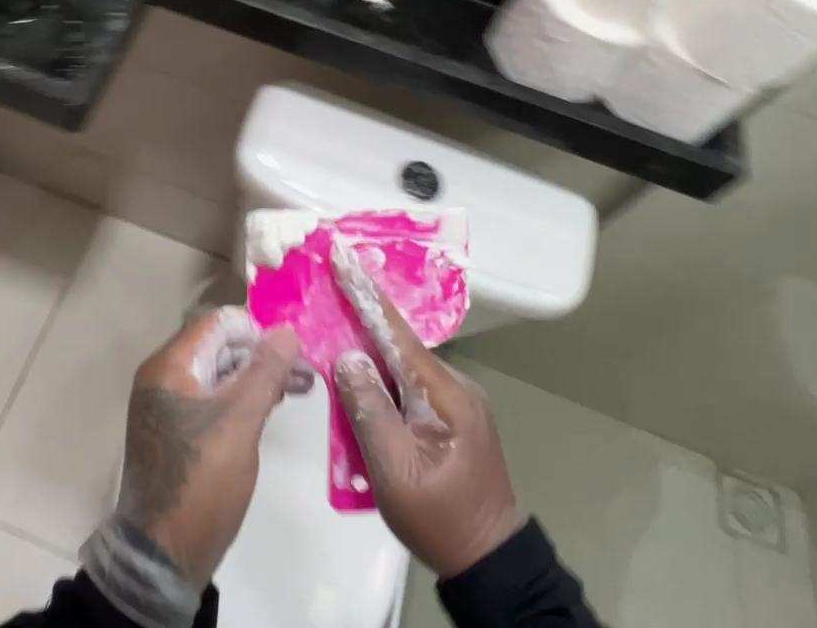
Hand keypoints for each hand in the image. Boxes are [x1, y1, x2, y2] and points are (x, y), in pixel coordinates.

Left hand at [86, 304, 303, 624]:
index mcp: (170, 366)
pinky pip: (214, 397)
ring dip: (257, 376)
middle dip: (264, 354)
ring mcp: (168, 404)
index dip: (259, 329)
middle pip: (220, 346)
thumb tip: (288, 329)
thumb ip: (265, 371)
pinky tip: (272, 405)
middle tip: (307, 372)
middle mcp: (164, 377)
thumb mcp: (240, 422)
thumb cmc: (201, 482)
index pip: (218, 323)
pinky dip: (242, 397)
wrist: (163, 554)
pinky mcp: (178, 428)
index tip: (296, 348)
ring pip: (220, 372)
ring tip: (301, 388)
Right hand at [332, 276, 522, 578]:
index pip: (398, 334)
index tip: (344, 258)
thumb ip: (369, 409)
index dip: (366, 294)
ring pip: (404, 365)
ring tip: (334, 329)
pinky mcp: (453, 416)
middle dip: (362, 316)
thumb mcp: (394, 469)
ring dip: (371, 351)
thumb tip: (348, 357)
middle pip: (400, 344)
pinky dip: (384, 376)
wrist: (488, 559)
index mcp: (445, 394)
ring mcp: (458, 401)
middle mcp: (455, 387)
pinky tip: (361, 377)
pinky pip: (411, 384)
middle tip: (328, 289)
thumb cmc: (439, 517)